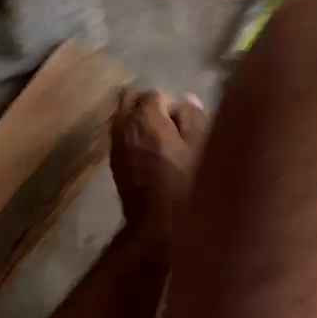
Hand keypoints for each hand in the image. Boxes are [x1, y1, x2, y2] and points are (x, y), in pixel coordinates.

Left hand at [110, 90, 208, 239]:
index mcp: (146, 115)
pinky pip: (122, 137)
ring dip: (140, 121)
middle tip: (170, 124)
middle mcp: (124, 124)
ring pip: (123, 118)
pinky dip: (135, 138)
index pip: (156, 93)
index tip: (185, 124)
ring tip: (163, 141)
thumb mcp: (201, 147)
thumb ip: (193, 117)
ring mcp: (116, 144)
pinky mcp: (115, 163)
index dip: (173, 105)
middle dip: (149, 104)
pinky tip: (152, 156)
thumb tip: (186, 100)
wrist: (158, 225)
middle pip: (130, 98)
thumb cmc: (186, 183)